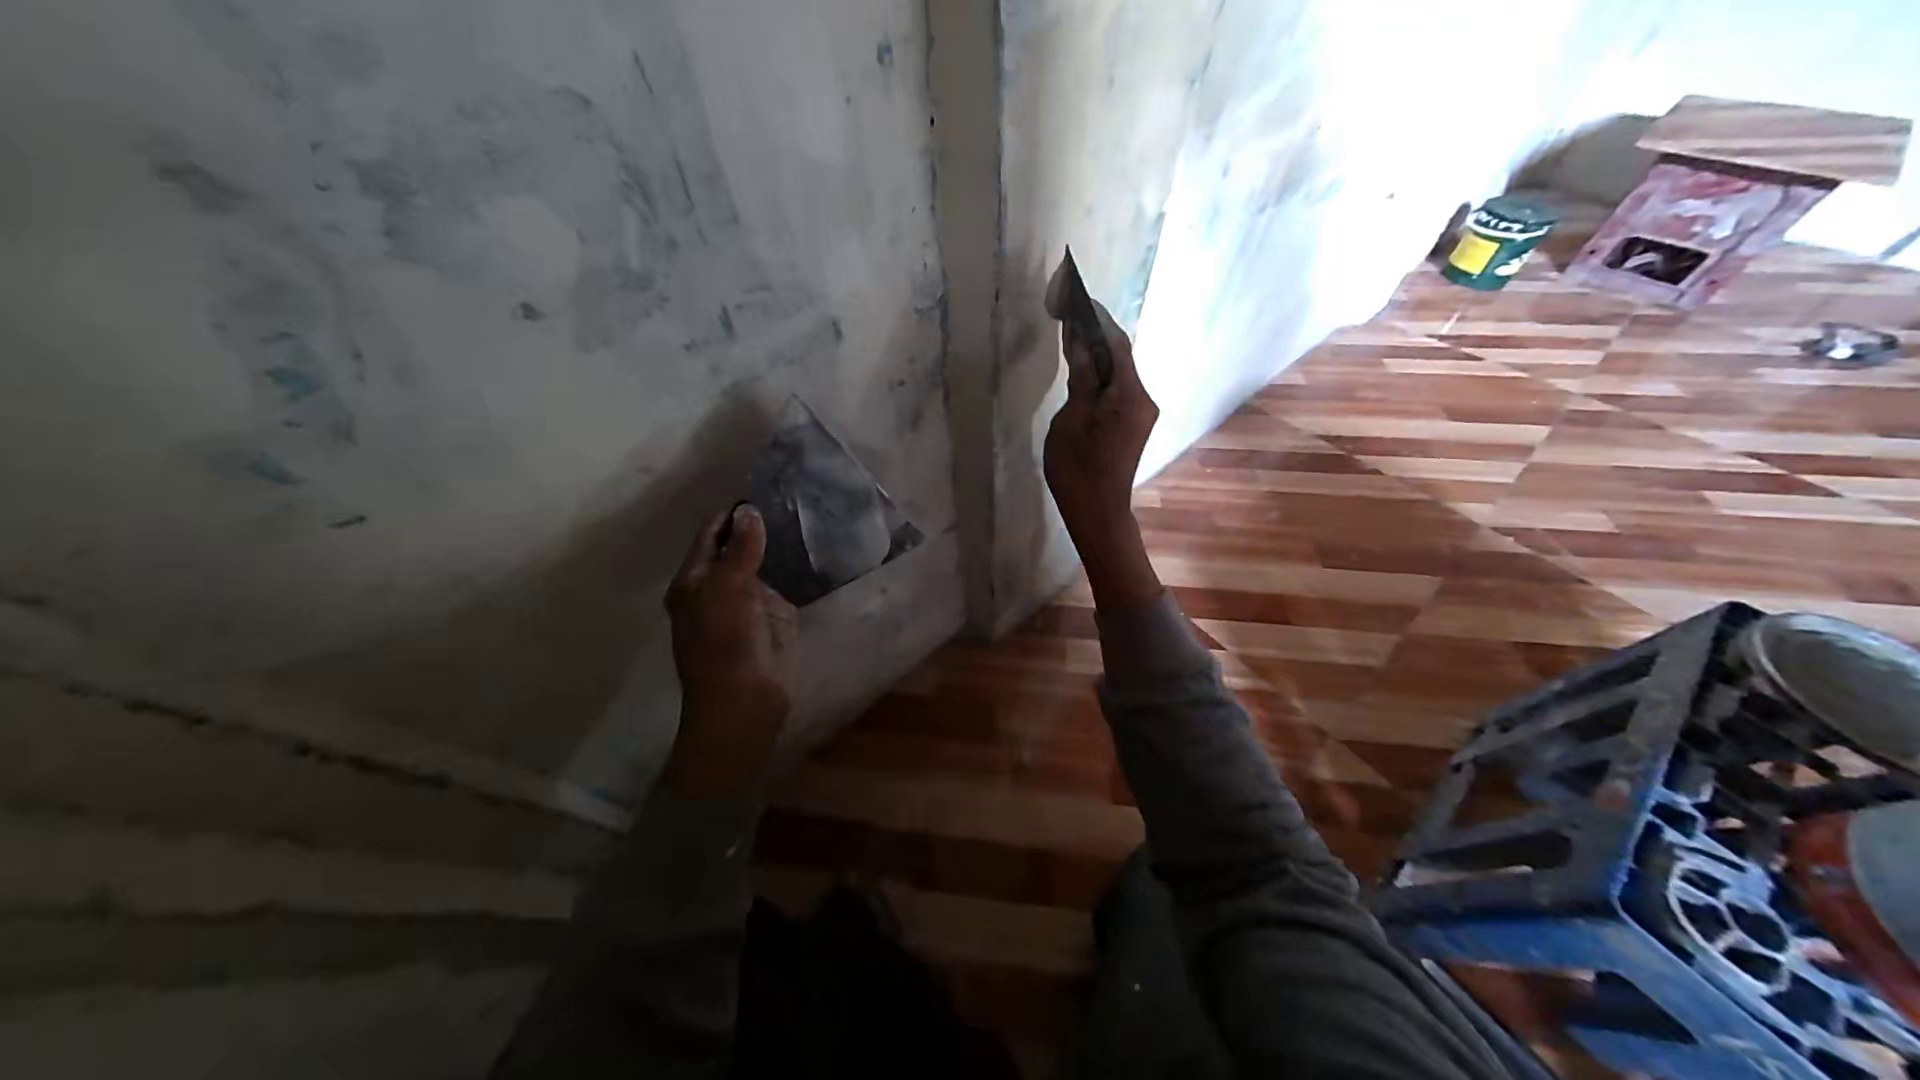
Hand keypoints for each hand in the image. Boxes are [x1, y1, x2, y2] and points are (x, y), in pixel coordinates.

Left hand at [661, 504, 797, 797]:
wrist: (745, 701)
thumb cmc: (724, 643)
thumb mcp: (726, 589)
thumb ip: (739, 549)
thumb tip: (749, 510)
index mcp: (694, 580)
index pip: (711, 534)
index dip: (732, 513)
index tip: (763, 488)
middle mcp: (719, 587)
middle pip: (738, 547)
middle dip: (759, 526)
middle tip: (793, 496)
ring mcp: (750, 603)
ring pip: (765, 565)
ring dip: (780, 545)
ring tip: (809, 514)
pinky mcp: (776, 617)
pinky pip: (786, 585)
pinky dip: (797, 568)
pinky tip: (816, 548)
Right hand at [1043, 278, 1162, 609]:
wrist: (1098, 513)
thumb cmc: (1078, 470)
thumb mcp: (1071, 421)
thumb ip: (1080, 379)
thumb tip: (1080, 343)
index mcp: (1130, 395)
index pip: (1115, 343)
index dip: (1095, 318)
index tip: (1076, 295)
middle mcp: (1143, 398)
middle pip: (1119, 355)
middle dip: (1094, 333)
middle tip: (1068, 312)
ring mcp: (1140, 413)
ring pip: (1118, 372)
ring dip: (1095, 354)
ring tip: (1069, 334)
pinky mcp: (1132, 424)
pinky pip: (1117, 389)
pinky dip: (1099, 375)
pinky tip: (1080, 369)